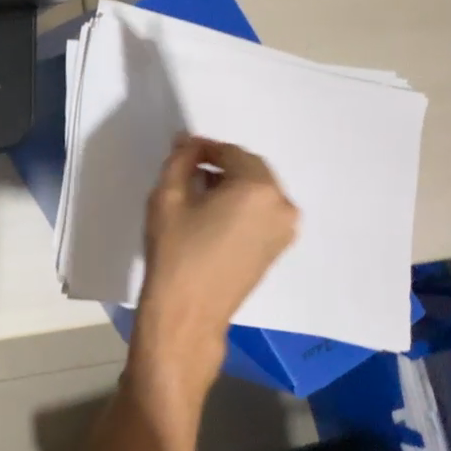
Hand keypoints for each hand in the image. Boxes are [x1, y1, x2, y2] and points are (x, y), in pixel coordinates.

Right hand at [131, 135, 299, 397]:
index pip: (232, 153)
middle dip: (221, 166)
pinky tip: (211, 217)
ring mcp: (285, 228)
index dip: (205, 148)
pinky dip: (240, 207)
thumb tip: (188, 143)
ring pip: (258, 193)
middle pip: (251, 171)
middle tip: (188, 170)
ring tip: (197, 195)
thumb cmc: (174, 250)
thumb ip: (179, 163)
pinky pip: (261, 214)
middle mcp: (281, 204)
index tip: (182, 150)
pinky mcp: (278, 248)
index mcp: (257, 187)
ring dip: (231, 186)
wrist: (189, 307)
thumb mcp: (166, 198)